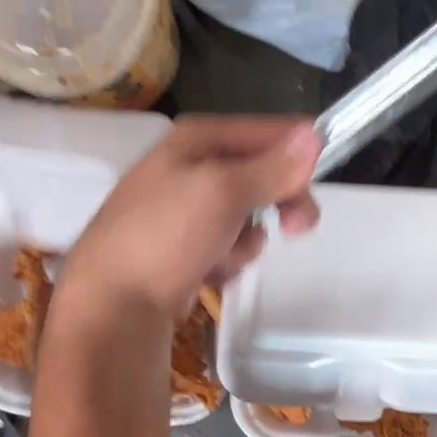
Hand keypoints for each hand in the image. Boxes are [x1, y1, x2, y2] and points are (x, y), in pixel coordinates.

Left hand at [54, 116, 321, 325]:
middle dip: (279, 204)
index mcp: (195, 140)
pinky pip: (228, 249)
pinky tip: (211, 275)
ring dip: (247, 243)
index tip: (320, 181)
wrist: (116, 303)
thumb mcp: (224, 192)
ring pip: (247, 219)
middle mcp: (189, 168)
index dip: (295, 154)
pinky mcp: (184, 251)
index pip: (264, 132)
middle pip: (260, 178)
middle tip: (297, 231)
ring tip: (224, 258)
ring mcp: (185, 212)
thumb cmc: (166, 237)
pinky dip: (228, 263)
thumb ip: (272, 169)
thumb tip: (314, 135)